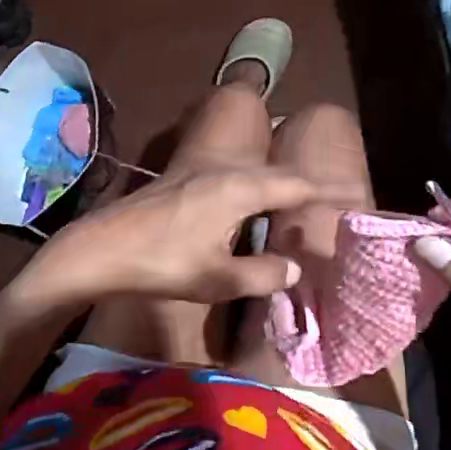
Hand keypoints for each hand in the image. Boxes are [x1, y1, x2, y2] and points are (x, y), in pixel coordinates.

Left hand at [27, 167, 353, 305]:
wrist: (99, 248)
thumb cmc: (162, 263)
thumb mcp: (218, 279)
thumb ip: (263, 273)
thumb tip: (295, 267)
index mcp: (238, 188)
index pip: (294, 183)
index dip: (324, 191)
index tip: (351, 198)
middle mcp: (221, 170)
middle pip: (273, 173)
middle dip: (302, 186)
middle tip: (328, 202)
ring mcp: (195, 171)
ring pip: (248, 172)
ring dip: (273, 185)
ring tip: (292, 205)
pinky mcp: (177, 180)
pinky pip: (228, 177)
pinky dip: (249, 189)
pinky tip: (244, 207)